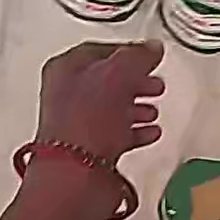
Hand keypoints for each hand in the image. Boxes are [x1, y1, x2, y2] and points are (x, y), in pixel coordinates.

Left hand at [35, 40, 165, 161]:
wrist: (78, 171)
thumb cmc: (85, 122)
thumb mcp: (117, 75)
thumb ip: (137, 57)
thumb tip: (152, 48)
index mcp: (65, 70)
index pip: (100, 51)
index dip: (127, 51)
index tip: (146, 53)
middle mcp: (68, 96)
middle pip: (107, 82)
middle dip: (133, 82)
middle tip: (153, 81)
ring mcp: (78, 125)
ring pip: (112, 110)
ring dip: (135, 108)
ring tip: (153, 108)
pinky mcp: (91, 151)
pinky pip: (118, 136)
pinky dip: (135, 132)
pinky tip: (150, 132)